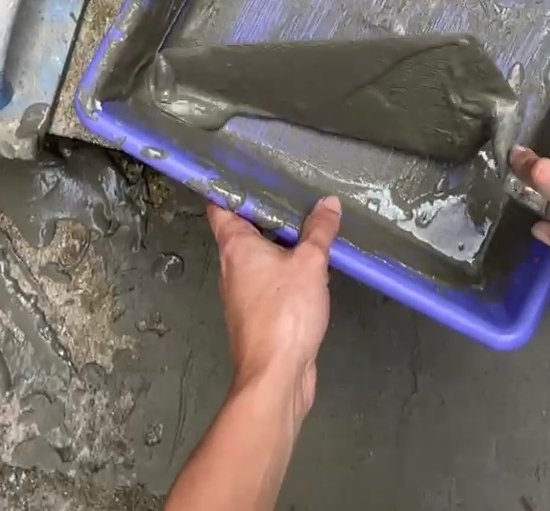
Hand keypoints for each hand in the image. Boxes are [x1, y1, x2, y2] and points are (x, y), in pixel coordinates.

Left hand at [207, 195, 342, 422]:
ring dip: (281, 243)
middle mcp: (233, 267)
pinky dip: (287, 269)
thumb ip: (319, 231)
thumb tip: (329, 203)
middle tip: (293, 192)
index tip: (247, 171)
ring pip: (260, 257)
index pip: (220, 207)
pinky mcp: (258, 315)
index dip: (228, 188)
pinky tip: (313, 266)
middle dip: (267, 213)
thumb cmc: (285, 312)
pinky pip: (272, 280)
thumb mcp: (310, 264)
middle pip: (244, 231)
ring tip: (308, 224)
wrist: (276, 377)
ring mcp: (243, 294)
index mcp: (235, 247)